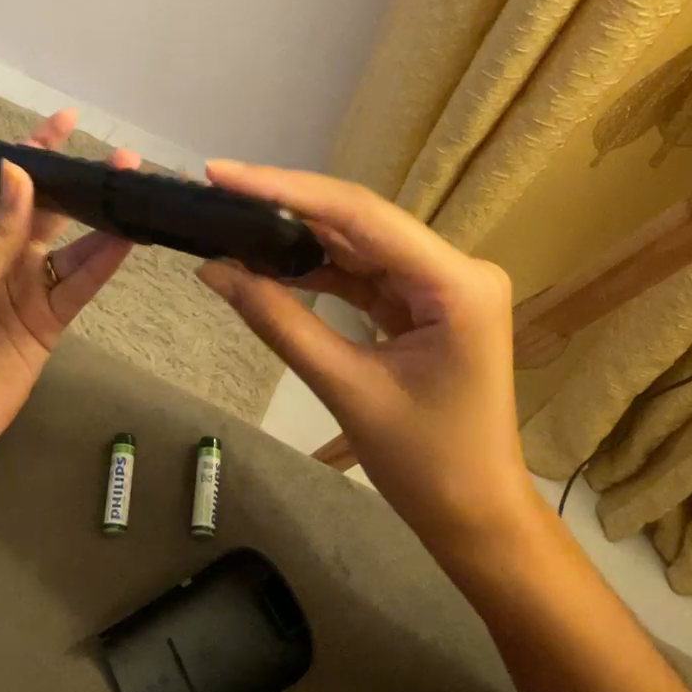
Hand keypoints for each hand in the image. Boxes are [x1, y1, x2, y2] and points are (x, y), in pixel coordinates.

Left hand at [0, 109, 139, 471]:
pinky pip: (82, 285)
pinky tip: (130, 241)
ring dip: (103, 223)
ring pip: (75, 247)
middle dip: (81, 185)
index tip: (65, 122)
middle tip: (121, 161)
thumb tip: (20, 171)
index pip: (9, 186)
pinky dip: (105, 264)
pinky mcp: (51, 321)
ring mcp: (32, 289)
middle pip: (50, 212)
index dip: (35, 153)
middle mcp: (6, 258)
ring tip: (136, 195)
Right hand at [193, 162, 536, 547]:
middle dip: (286, 206)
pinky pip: (362, 273)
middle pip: (358, 221)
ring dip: (297, 237)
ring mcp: (440, 284)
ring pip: (356, 243)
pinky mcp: (423, 302)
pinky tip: (269, 261)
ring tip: (234, 220)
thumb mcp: (346, 388)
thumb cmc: (427, 465)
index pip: (359, 215)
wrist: (478, 518)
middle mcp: (455, 268)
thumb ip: (279, 322)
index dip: (286, 189)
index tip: (225, 174)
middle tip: (220, 189)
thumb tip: (213, 269)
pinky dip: (316, 270)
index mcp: (455, 283)